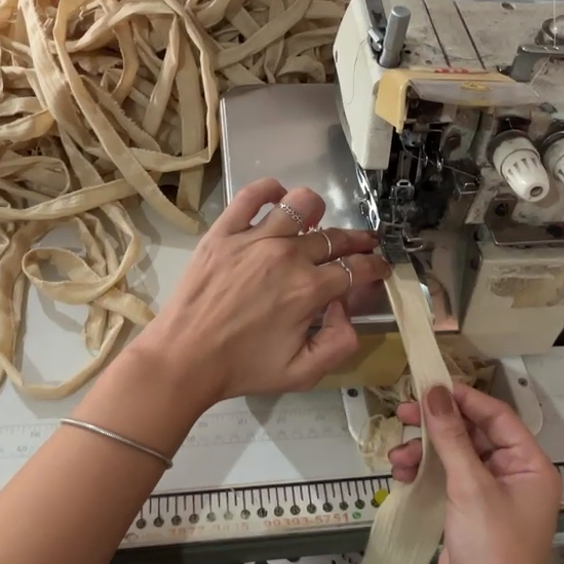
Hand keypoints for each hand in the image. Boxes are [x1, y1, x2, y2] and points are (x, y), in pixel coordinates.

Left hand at [133, 178, 389, 410]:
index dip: (375, 266)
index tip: (379, 267)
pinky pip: (251, 196)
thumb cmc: (242, 369)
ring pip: (300, 204)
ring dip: (317, 211)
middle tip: (362, 245)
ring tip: (317, 223)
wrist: (183, 359)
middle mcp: (286, 256)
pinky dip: (270, 190)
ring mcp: (253, 239)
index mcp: (309, 290)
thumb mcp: (302, 373)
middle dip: (357, 241)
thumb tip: (346, 308)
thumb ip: (340, 343)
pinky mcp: (223, 232)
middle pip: (334, 237)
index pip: (356, 268)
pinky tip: (277, 201)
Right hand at [390, 384, 560, 563]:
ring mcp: (489, 494)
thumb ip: (451, 437)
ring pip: (453, 456)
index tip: (428, 386)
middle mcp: (513, 475)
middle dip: (437, 426)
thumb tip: (435, 391)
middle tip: (404, 414)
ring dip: (425, 452)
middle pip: (472, 433)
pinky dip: (423, 474)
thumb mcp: (470, 489)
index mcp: (530, 465)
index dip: (463, 399)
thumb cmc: (491, 549)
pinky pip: (444, 479)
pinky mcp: (467, 512)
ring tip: (397, 458)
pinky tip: (401, 475)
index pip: (497, 417)